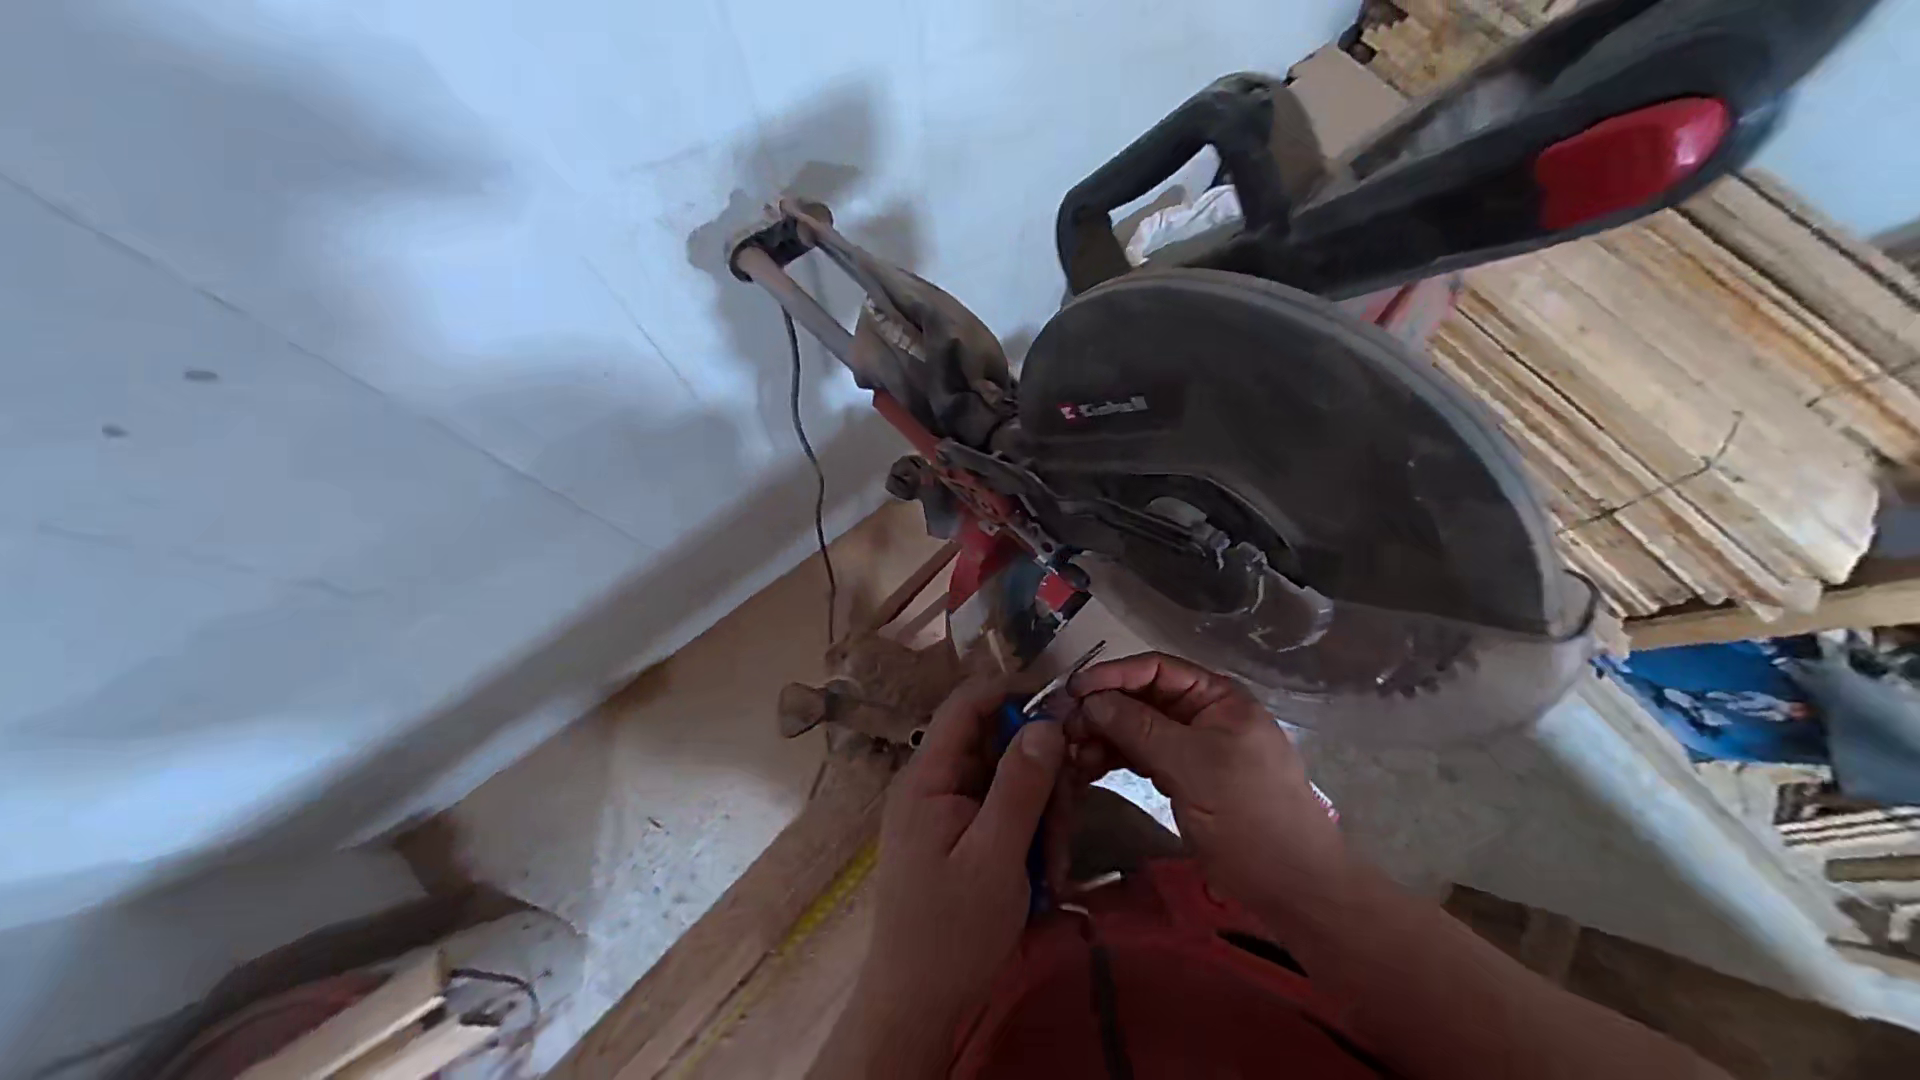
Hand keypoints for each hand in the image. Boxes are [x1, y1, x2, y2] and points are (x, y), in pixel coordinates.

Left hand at [855, 676, 1065, 1035]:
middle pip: (997, 744)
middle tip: (1064, 820)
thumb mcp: (995, 856)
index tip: (1063, 711)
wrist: (918, 1004)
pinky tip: (1044, 873)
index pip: (967, 704)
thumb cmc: (951, 931)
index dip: (1013, 693)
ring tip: (1053, 866)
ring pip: (1008, 779)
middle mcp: (936, 782)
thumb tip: (1045, 722)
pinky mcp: (963, 834)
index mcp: (928, 776)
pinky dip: (1030, 832)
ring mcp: (949, 809)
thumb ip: (1020, 785)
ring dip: (1041, 813)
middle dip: (1039, 775)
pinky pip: (1004, 810)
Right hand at [1066, 652, 1344, 910]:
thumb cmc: (1250, 816)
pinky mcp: (1181, 776)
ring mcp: (1190, 746)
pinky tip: (1087, 767)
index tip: (1073, 691)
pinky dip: (1113, 758)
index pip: (1155, 669)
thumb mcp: (1193, 765)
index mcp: (1216, 697)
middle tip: (1066, 730)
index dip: (1112, 675)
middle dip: (1103, 710)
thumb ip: (1139, 728)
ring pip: (1135, 728)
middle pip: (1141, 697)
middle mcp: (1201, 714)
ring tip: (1072, 753)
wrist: (1293, 888)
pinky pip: (1139, 755)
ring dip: (1103, 736)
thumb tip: (1089, 701)